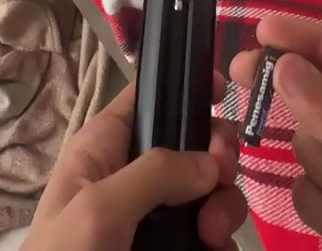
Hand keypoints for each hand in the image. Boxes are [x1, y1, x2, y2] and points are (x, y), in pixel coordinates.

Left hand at [24, 73, 248, 250]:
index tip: (220, 92)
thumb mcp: (97, 211)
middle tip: (221, 181)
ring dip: (223, 206)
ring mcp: (151, 218)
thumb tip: (209, 162)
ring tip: (213, 238)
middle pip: (190, 144)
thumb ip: (152, 174)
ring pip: (206, 191)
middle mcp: (132, 175)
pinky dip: (221, 240)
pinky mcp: (166, 250)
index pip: (147, 97)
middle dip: (216, 158)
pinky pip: (207, 235)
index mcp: (104, 148)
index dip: (183, 87)